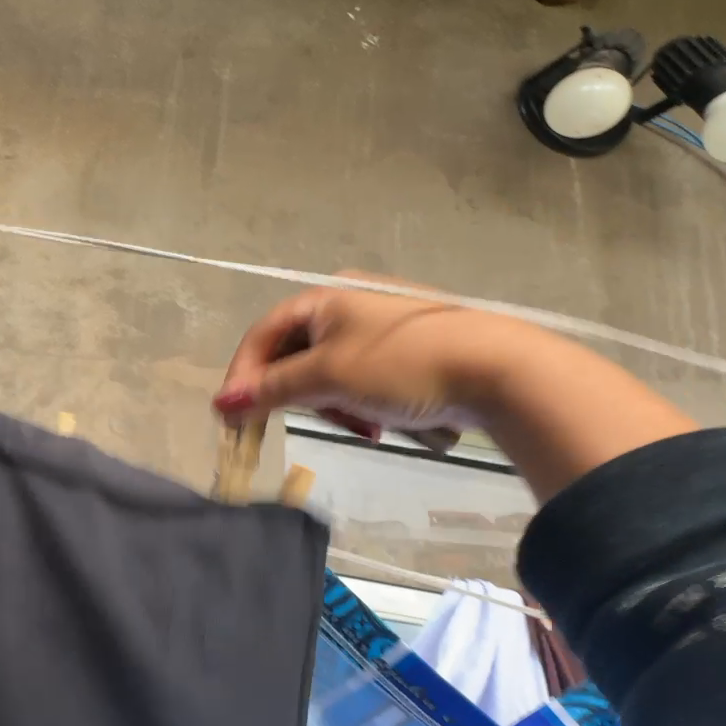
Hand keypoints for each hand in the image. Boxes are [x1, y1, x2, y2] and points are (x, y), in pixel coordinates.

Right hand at [212, 274, 541, 431]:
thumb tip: (220, 403)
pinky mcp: (409, 352)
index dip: (242, 376)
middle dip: (296, 395)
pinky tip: (384, 424)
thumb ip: (269, 390)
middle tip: (310, 423)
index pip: (262, 336)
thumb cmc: (403, 365)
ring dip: (333, 406)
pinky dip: (362, 404)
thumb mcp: (327, 378)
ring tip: (363, 428)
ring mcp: (382, 327)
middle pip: (293, 357)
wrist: (504, 371)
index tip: (234, 417)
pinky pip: (362, 381)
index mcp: (326, 298)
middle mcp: (349, 304)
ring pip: (328, 374)